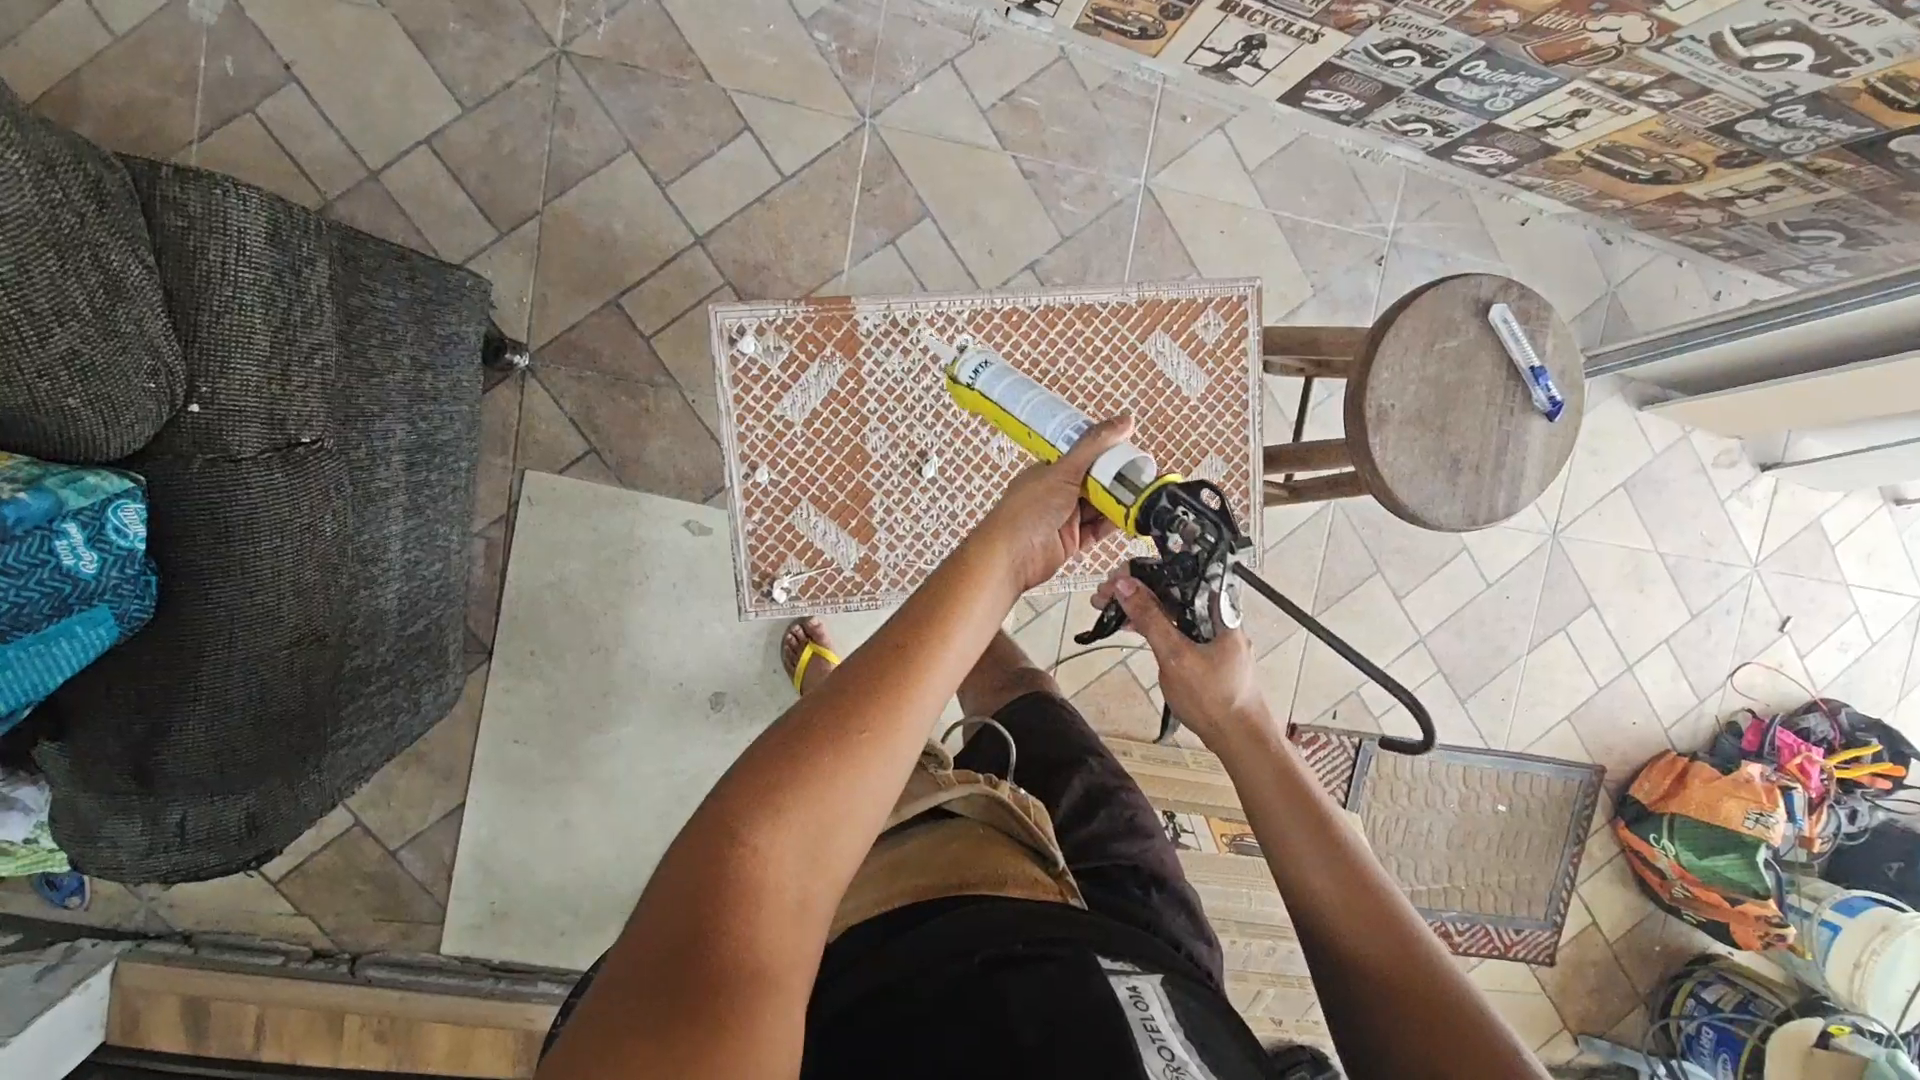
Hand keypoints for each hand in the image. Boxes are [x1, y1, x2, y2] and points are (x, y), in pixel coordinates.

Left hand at [975, 416, 1133, 590]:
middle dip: (1116, 482)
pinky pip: (1095, 530)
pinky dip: (1111, 525)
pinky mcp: (1070, 541)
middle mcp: (1056, 493)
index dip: (1106, 456)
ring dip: (1116, 504)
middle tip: (1143, 478)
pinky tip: (1130, 518)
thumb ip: (1094, 446)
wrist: (1010, 556)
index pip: (1082, 458)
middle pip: (1093, 484)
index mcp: (1049, 471)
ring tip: (1143, 497)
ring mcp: (1063, 518)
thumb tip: (1125, 420)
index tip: (1131, 454)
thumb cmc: (1029, 509)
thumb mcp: (1064, 471)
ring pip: (1096, 508)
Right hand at [1091, 568, 1275, 746]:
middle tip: (1102, 595)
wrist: (1240, 738)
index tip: (1114, 578)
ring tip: (1106, 607)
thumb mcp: (1175, 656)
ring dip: (1139, 607)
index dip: (1143, 571)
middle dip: (1135, 589)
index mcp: (1218, 608)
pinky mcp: (1204, 649)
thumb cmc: (1213, 698)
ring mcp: (1210, 633)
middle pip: (1172, 590)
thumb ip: (1150, 618)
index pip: (1179, 573)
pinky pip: (1175, 627)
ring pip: (1171, 609)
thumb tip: (1123, 584)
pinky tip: (1128, 626)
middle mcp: (1216, 614)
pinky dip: (1152, 625)